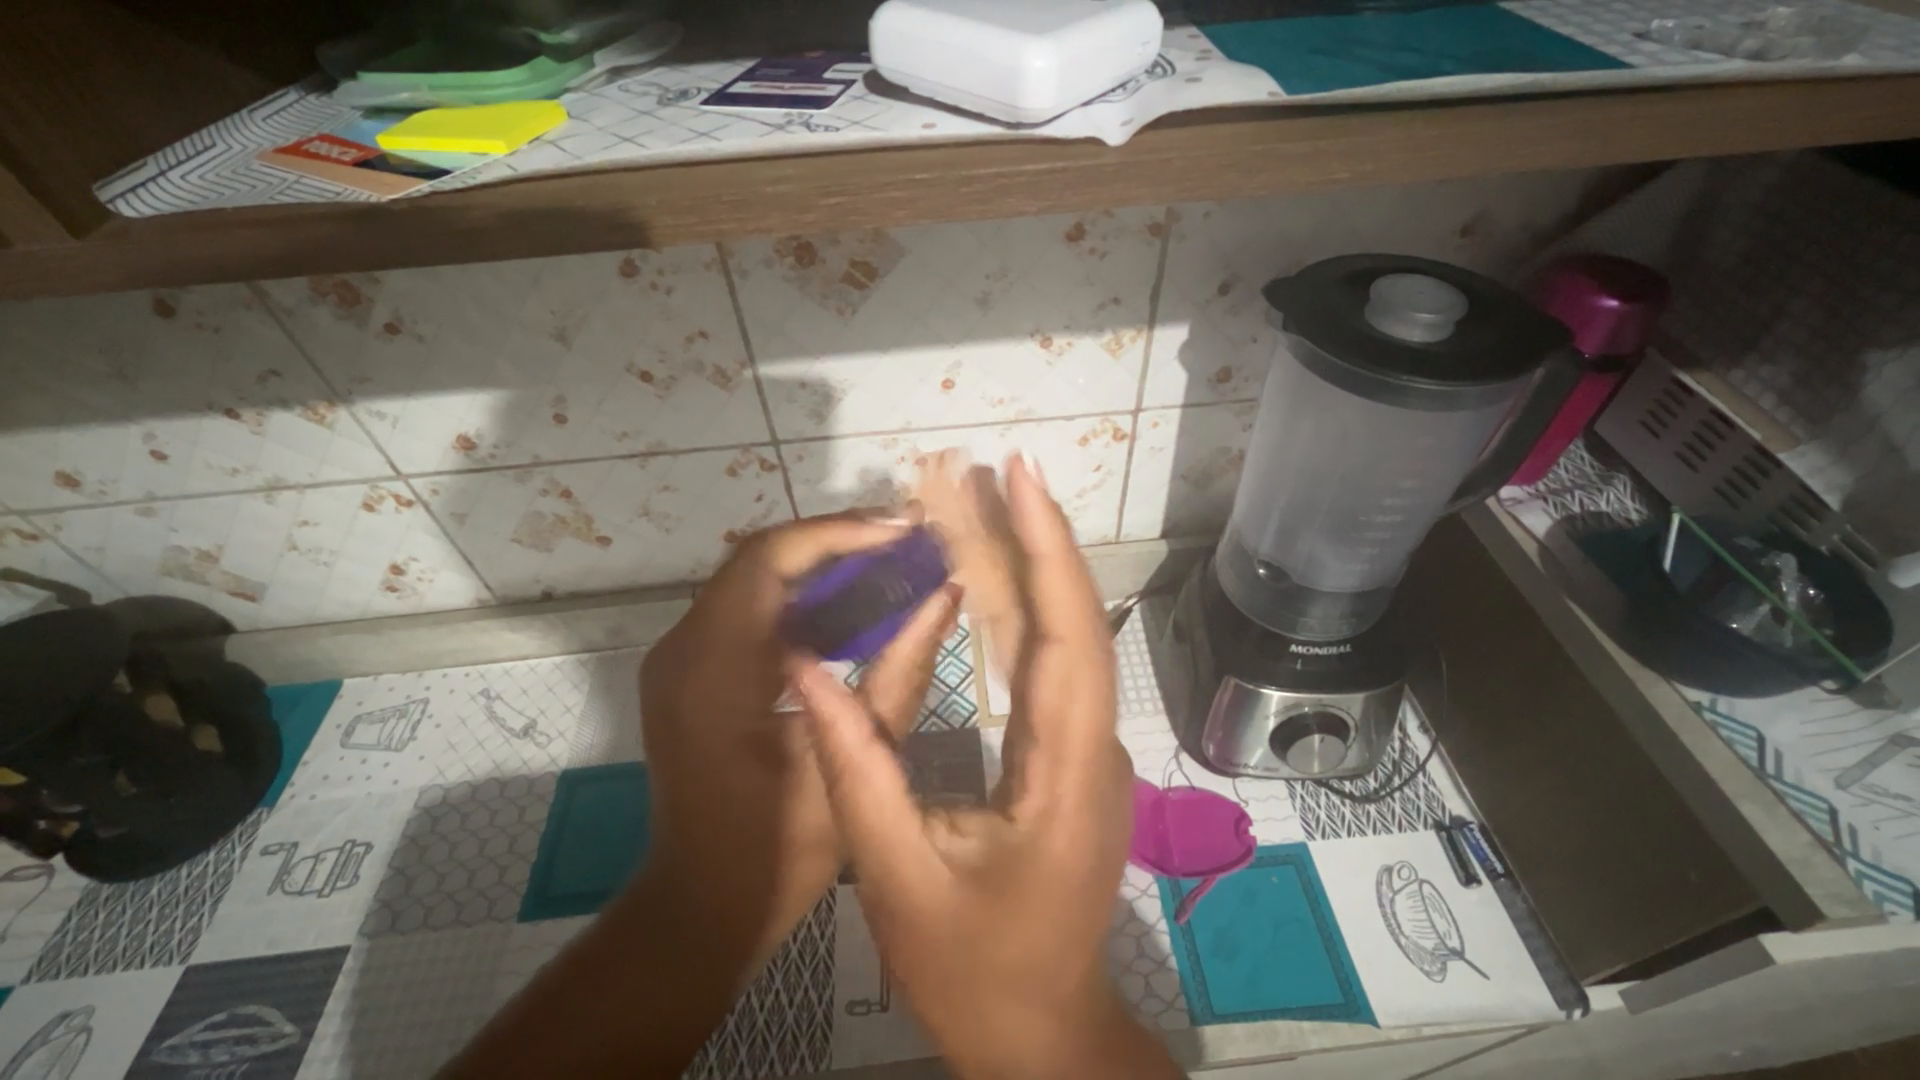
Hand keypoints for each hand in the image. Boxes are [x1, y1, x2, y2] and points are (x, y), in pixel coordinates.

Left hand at [638, 512, 959, 955]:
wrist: (705, 905)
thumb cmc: (779, 851)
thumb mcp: (853, 757)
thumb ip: (898, 671)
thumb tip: (943, 597)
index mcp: (713, 669)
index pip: (770, 560)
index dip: (841, 533)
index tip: (905, 529)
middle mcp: (683, 648)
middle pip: (761, 560)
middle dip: (838, 542)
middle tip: (909, 539)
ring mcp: (681, 659)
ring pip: (754, 580)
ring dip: (822, 566)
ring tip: (893, 562)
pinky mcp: (693, 673)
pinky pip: (749, 612)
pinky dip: (802, 599)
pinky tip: (855, 608)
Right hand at [791, 459, 1179, 1079]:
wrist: (1037, 1028)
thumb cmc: (970, 966)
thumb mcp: (894, 874)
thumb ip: (855, 767)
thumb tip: (809, 671)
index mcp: (1064, 772)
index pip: (1065, 635)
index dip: (1043, 548)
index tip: (1018, 478)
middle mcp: (1092, 747)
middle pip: (1063, 621)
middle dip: (1021, 539)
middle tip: (974, 471)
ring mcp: (1087, 753)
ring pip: (1057, 640)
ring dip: (1016, 570)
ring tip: (970, 505)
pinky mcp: (1069, 761)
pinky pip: (1045, 672)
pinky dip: (1014, 617)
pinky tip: (982, 581)